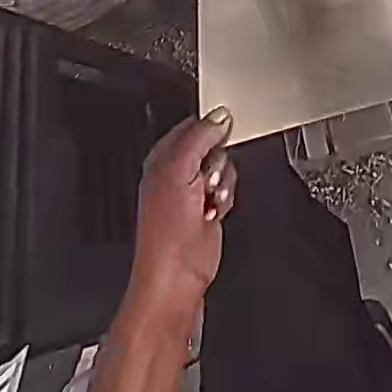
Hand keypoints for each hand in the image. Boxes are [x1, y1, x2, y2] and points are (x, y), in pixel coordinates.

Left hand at [127, 107, 236, 319]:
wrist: (177, 275)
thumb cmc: (166, 232)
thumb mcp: (180, 170)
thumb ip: (200, 137)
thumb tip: (219, 116)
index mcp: (162, 157)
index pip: (192, 124)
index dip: (209, 127)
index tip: (218, 137)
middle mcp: (177, 171)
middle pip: (213, 145)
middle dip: (217, 159)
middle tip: (207, 177)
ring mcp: (194, 190)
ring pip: (224, 165)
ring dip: (223, 181)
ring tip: (209, 199)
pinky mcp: (210, 205)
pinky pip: (228, 186)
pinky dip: (226, 197)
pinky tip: (214, 210)